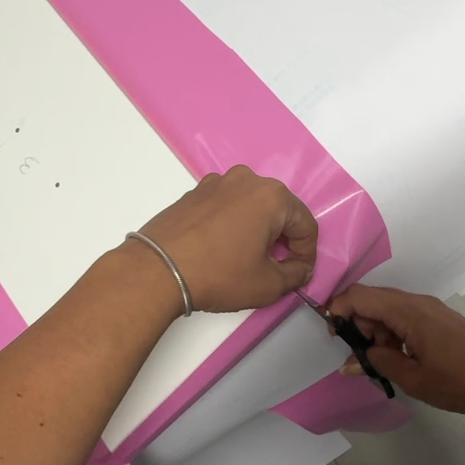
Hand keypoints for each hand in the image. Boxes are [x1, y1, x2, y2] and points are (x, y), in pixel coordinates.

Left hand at [136, 166, 316, 313]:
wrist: (157, 270)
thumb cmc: (219, 274)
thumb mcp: (267, 285)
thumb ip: (294, 275)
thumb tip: (300, 269)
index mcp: (272, 196)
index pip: (305, 224)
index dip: (307, 253)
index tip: (298, 274)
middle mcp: (246, 180)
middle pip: (279, 211)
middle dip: (282, 240)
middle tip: (275, 268)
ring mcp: (216, 183)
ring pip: (251, 207)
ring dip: (256, 230)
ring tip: (247, 259)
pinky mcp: (193, 193)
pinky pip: (226, 207)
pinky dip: (232, 225)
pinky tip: (222, 250)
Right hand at [327, 285, 464, 419]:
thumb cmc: (459, 382)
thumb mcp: (412, 378)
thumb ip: (378, 364)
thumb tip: (351, 362)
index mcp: (408, 312)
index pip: (360, 296)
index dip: (338, 309)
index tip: (332, 335)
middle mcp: (418, 303)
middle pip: (373, 300)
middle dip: (357, 324)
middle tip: (359, 355)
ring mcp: (431, 309)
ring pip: (389, 309)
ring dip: (376, 331)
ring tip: (382, 362)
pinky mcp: (440, 319)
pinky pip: (405, 316)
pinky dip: (393, 332)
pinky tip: (400, 358)